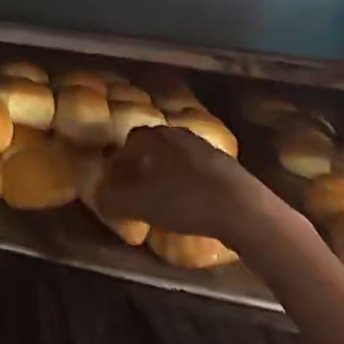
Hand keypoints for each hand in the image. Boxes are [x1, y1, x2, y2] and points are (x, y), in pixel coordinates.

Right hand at [98, 125, 270, 242]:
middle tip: (142, 194)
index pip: (127, 144)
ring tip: (169, 202)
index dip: (120, 165)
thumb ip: (112, 199)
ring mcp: (204, 147)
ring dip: (170, 176)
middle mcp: (175, 133)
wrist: (242, 209)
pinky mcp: (227, 165)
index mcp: (150, 136)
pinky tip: (195, 206)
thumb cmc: (181, 200)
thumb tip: (101, 197)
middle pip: (153, 149)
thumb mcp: (136, 204)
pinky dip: (193, 185)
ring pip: (177, 159)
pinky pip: (199, 171)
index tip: (120, 186)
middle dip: (145, 168)